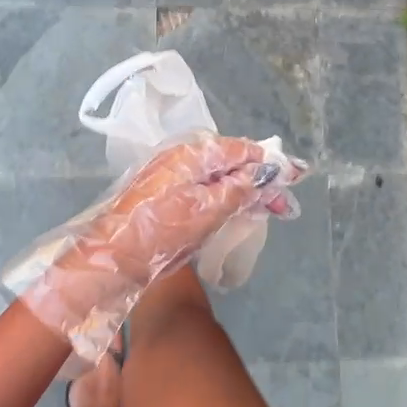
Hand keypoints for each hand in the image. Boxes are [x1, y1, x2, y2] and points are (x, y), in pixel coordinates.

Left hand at [76, 135, 274, 282]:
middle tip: (285, 205)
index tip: (295, 178)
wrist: (111, 256)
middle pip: (230, 162)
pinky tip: (237, 211)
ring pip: (218, 177)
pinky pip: (204, 189)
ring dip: (244, 191)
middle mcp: (182, 157)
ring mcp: (171, 176)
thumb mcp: (207, 211)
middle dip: (260, 180)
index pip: (240, 149)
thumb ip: (239, 188)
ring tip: (269, 210)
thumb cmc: (161, 231)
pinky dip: (224, 198)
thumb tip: (266, 171)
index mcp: (192, 154)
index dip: (269, 163)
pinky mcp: (164, 195)